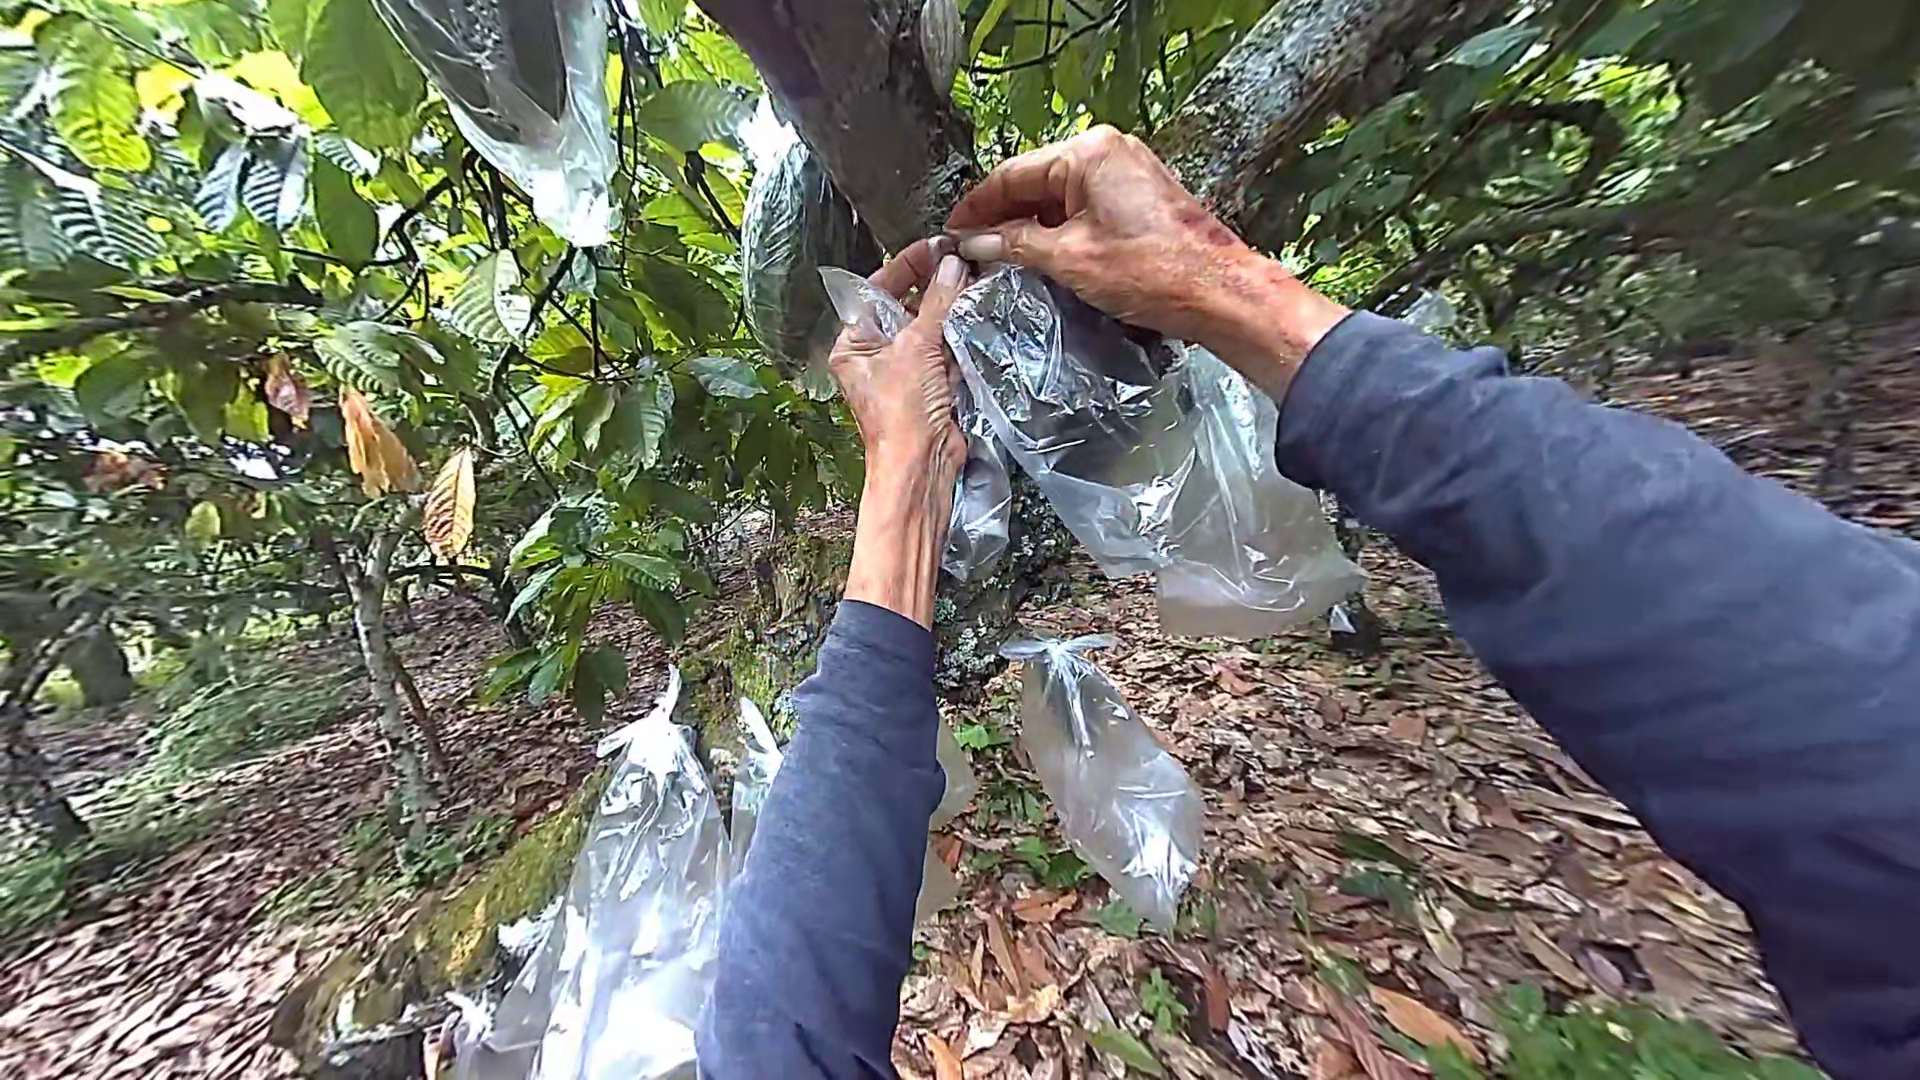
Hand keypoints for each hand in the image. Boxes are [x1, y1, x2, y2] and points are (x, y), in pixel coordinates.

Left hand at [828, 238, 968, 482]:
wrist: (921, 464)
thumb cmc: (901, 411)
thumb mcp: (915, 348)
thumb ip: (937, 303)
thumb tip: (953, 265)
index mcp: (855, 344)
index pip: (877, 291)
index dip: (906, 267)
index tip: (935, 247)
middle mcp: (877, 356)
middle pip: (906, 309)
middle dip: (934, 288)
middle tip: (962, 262)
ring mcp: (906, 372)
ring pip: (930, 330)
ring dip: (951, 312)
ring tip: (976, 282)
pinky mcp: (931, 387)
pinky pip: (946, 353)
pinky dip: (959, 338)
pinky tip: (977, 314)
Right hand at [946, 126, 1347, 396]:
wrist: (1215, 292)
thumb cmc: (1147, 271)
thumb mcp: (1070, 258)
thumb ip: (1016, 245)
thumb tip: (974, 243)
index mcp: (1087, 154)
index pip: (1014, 173)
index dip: (977, 205)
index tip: (952, 231)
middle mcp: (1105, 153)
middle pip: (1034, 183)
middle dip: (1000, 218)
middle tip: (970, 251)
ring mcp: (1122, 176)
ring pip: (1056, 200)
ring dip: (1025, 229)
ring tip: (994, 260)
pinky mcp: (1133, 202)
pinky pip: (1079, 212)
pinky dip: (1053, 233)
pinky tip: (1034, 258)